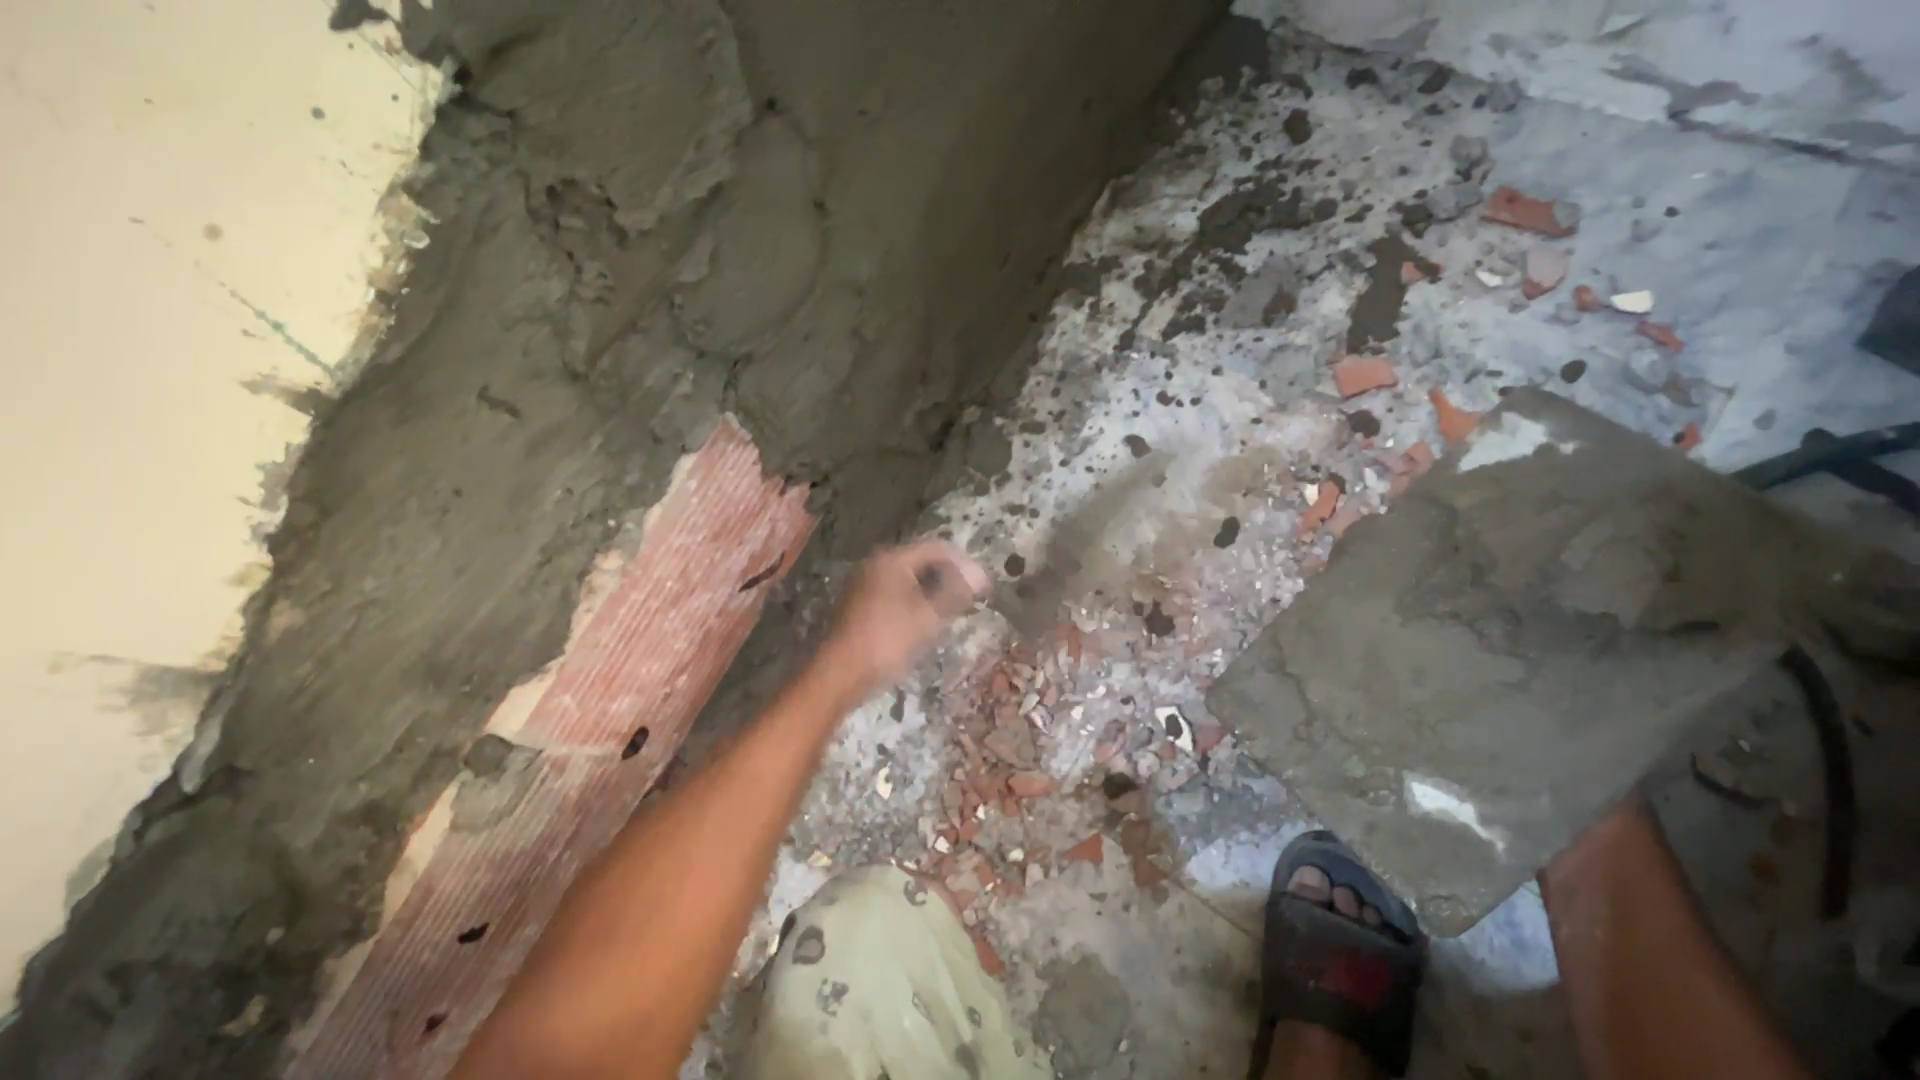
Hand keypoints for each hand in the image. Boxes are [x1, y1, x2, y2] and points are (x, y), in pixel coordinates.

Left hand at [818, 540, 987, 698]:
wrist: (839, 674)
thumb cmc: (887, 641)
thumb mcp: (928, 617)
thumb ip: (956, 593)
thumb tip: (980, 576)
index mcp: (892, 559)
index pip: (938, 548)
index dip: (965, 565)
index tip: (984, 587)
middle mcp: (875, 564)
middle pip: (921, 561)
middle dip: (949, 578)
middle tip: (971, 600)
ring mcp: (864, 585)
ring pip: (908, 580)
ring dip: (933, 592)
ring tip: (952, 613)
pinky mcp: (859, 606)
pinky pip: (895, 594)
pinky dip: (915, 602)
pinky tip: (925, 623)